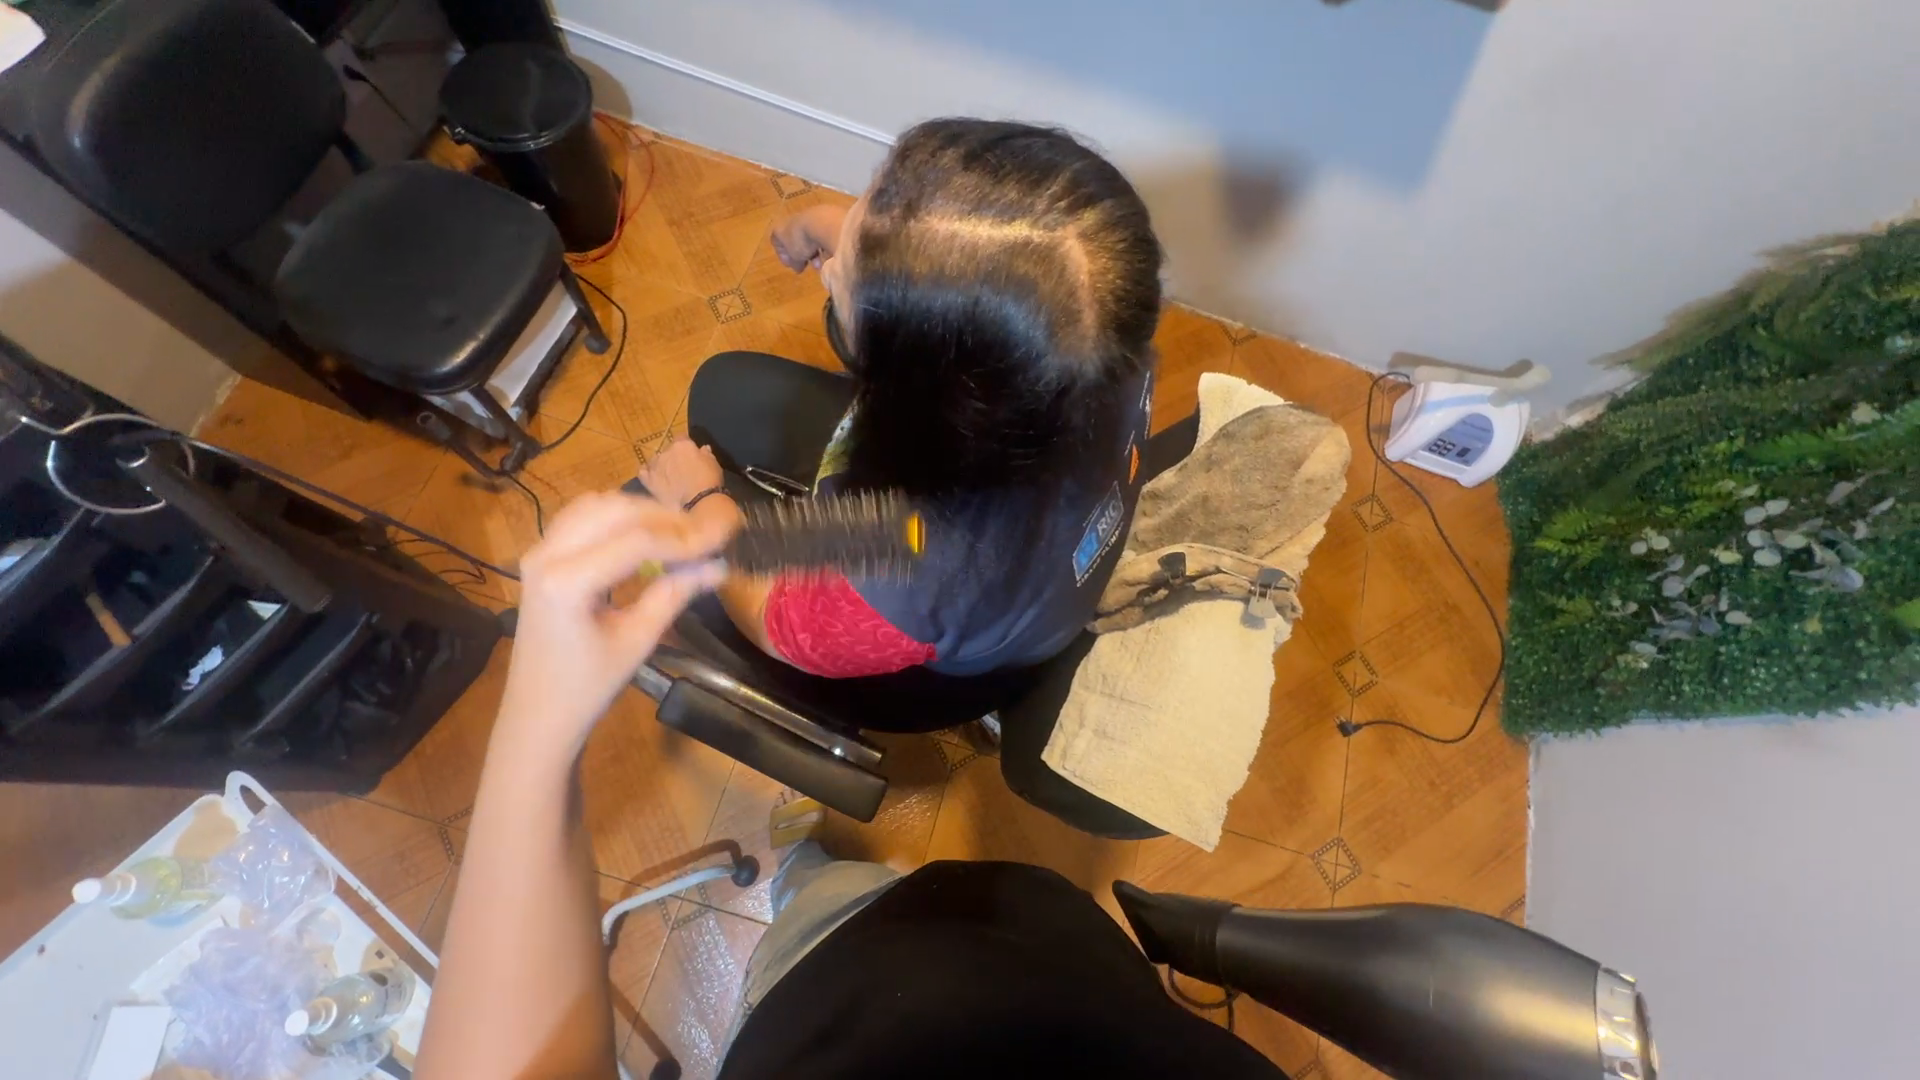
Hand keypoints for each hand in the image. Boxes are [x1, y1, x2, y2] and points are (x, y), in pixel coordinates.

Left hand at [495, 491, 737, 758]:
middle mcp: (546, 555)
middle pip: (617, 511)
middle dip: (666, 518)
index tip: (722, 541)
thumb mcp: (637, 641)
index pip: (639, 541)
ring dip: (643, 513)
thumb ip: (675, 594)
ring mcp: (539, 552)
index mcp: (567, 582)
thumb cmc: (588, 687)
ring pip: (599, 506)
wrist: (537, 714)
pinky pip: (583, 517)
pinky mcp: (542, 556)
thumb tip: (720, 566)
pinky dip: (619, 518)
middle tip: (705, 536)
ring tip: (680, 535)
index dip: (685, 538)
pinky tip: (645, 538)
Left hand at [636, 438, 726, 507]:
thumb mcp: (713, 464)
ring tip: (669, 476)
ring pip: (655, 460)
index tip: (692, 453)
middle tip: (682, 468)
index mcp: (682, 445)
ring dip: (661, 465)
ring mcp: (655, 466)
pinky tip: (653, 477)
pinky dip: (647, 472)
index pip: (682, 438)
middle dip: (674, 456)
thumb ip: (706, 454)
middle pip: (668, 450)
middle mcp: (666, 451)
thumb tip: (703, 448)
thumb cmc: (709, 480)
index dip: (687, 446)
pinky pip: (643, 472)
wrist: (698, 501)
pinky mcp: (648, 480)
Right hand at [770, 215, 823, 271]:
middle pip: (795, 240)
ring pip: (809, 238)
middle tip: (806, 265)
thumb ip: (794, 263)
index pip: (776, 242)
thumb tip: (798, 267)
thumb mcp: (795, 258)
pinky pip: (821, 235)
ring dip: (814, 253)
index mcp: (780, 229)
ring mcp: (808, 218)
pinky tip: (827, 255)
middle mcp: (792, 221)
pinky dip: (823, 246)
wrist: (821, 223)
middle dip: (802, 255)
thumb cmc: (800, 241)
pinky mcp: (823, 218)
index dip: (784, 256)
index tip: (792, 266)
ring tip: (819, 264)